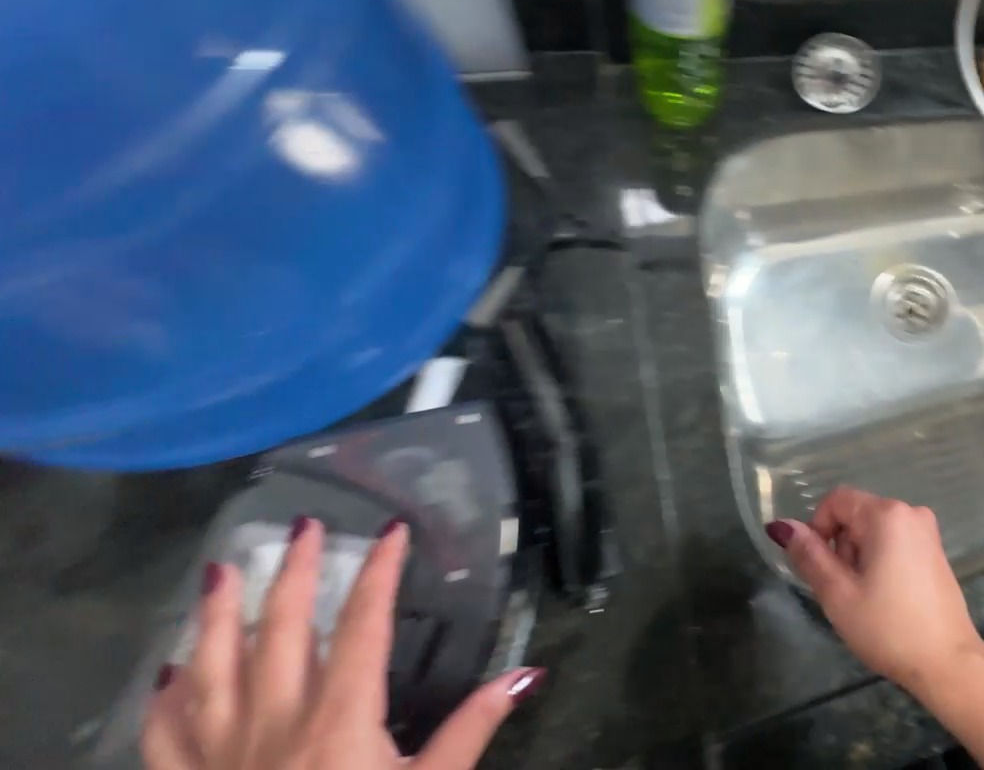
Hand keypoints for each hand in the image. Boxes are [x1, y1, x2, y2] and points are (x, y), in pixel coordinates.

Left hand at [142, 518, 544, 769]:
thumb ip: (472, 729)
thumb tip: (528, 673)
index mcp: (340, 717)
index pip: (363, 625)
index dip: (379, 573)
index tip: (392, 531)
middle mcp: (276, 722)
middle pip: (281, 631)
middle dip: (292, 573)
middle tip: (302, 527)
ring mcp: (221, 755)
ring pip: (211, 669)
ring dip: (216, 615)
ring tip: (219, 570)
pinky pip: (165, 735)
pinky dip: (166, 698)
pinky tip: (170, 671)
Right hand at [768, 488, 983, 694]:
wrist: (946, 660)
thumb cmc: (887, 627)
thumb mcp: (838, 593)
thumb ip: (809, 555)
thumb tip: (782, 526)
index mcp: (887, 514)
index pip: (837, 499)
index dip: (819, 527)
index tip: (820, 567)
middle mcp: (910, 511)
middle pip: (856, 514)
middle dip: (841, 546)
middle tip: (846, 589)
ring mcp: (926, 529)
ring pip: (874, 530)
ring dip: (859, 556)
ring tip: (866, 597)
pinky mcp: (934, 548)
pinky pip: (894, 540)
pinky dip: (880, 560)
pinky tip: (885, 596)